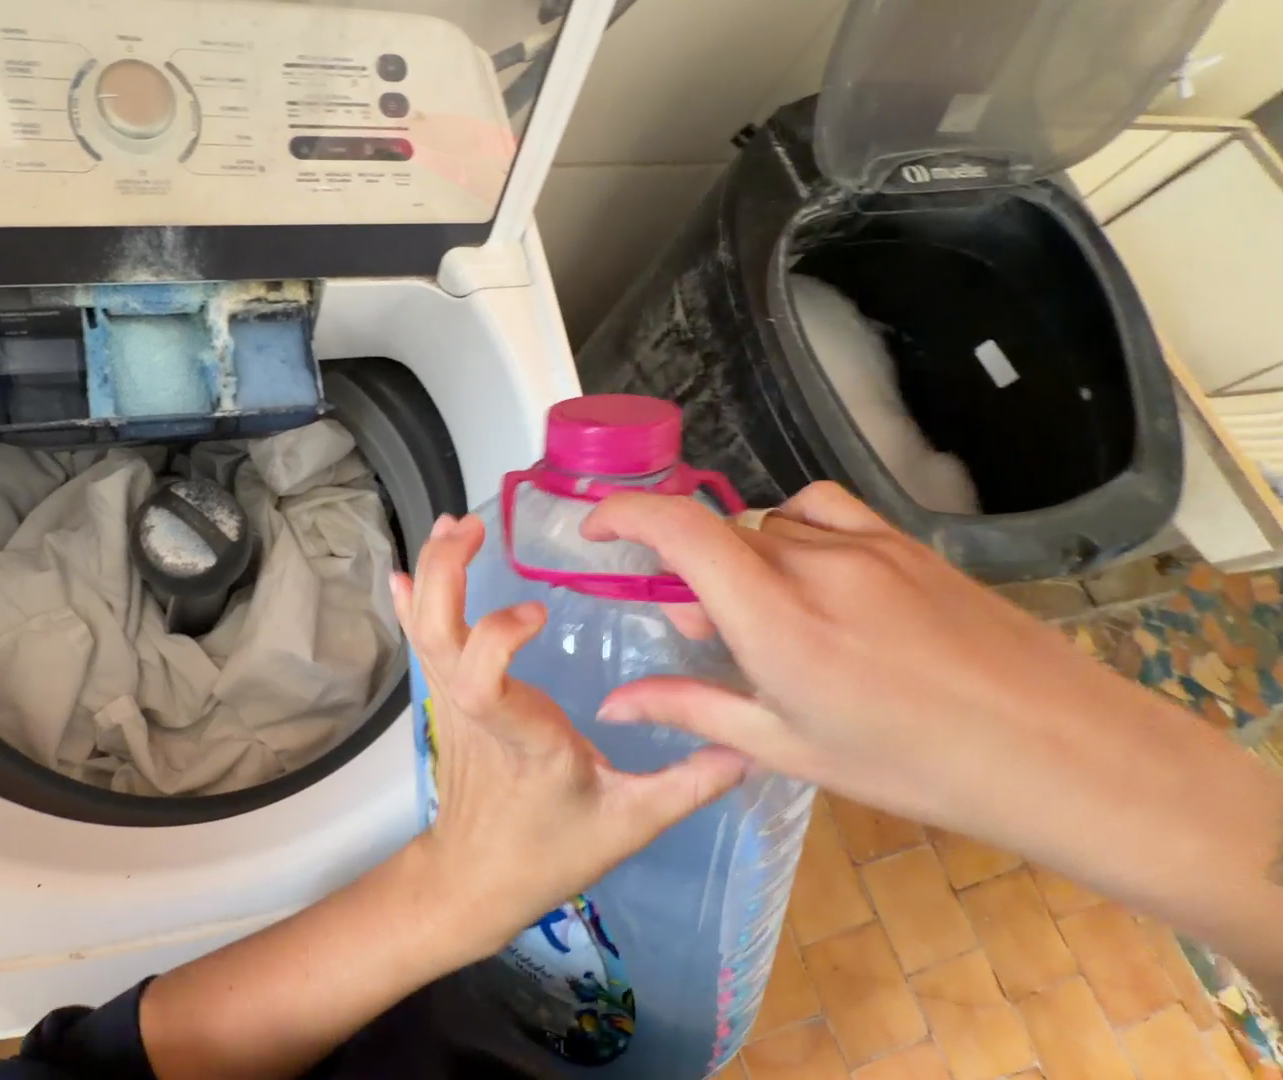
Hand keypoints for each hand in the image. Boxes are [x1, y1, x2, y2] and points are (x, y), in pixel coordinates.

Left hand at [392, 512, 747, 960]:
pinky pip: (419, 645)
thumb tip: (748, 750)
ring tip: (455, 525)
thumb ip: (685, 786)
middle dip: (444, 575)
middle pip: (438, 637)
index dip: (494, 639)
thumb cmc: (547, 853)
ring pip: (425, 632)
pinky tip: (405, 571)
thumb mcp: (627, 826)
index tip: (535, 612)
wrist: (475, 876)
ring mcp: (450, 702)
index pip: (482, 685)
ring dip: (433, 574)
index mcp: (522, 739)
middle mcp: (476, 711)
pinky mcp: (444, 699)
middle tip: (474, 526)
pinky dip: (410, 604)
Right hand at [584, 482, 1147, 826]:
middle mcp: (813, 565)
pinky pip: (819, 510)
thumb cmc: (914, 765)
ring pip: (763, 523)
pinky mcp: (905, 542)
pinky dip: (786, 527)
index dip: (622, 513)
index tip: (595, 533)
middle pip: (716, 531)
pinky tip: (804, 568)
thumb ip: (689, 708)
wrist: (1067, 754)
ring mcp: (865, 546)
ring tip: (759, 610)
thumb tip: (612, 705)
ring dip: (736, 556)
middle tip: (701, 628)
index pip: (679, 529)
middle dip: (685, 569)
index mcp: (775, 619)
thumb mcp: (785, 747)